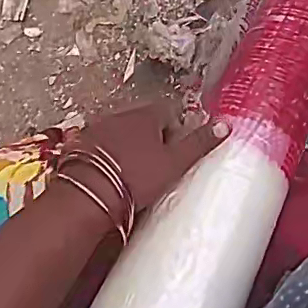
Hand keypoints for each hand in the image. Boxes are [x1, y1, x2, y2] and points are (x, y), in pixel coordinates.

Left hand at [68, 103, 223, 213]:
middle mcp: (122, 115)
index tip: (177, 152)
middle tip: (158, 165)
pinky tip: (111, 175)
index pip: (169, 113)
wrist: (89, 195)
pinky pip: (101, 147)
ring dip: (129, 147)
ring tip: (134, 173)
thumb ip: (200, 143)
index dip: (176, 131)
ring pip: (121, 133)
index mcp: (147, 115)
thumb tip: (226, 125)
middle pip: (144, 122)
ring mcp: (99, 129)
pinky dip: (108, 156)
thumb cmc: (136, 178)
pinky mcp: (81, 146)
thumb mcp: (175, 163)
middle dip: (152, 139)